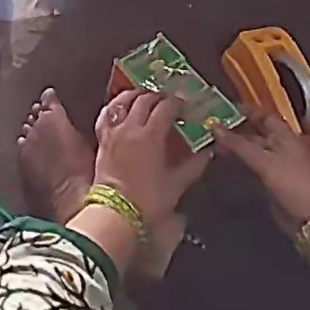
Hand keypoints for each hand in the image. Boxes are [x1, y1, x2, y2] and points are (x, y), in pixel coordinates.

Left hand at [92, 90, 210, 224]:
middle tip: (168, 102)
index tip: (184, 106)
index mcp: (151, 136)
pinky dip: (115, 106)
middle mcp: (130, 128)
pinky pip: (106, 114)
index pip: (166, 107)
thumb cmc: (148, 201)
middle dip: (159, 97)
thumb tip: (208, 152)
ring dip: (136, 95)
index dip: (177, 103)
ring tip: (145, 96)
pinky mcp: (102, 138)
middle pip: (145, 100)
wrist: (117, 213)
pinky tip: (121, 106)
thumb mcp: (177, 184)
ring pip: (122, 101)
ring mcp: (113, 131)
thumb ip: (194, 165)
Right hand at [210, 102, 309, 227]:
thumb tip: (214, 127)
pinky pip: (250, 166)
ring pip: (251, 150)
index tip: (223, 106)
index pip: (264, 116)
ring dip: (233, 146)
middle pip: (255, 133)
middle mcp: (280, 147)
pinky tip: (221, 160)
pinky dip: (237, 161)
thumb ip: (239, 145)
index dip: (246, 110)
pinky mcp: (270, 182)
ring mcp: (275, 165)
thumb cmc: (293, 183)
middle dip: (235, 129)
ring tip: (210, 141)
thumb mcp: (265, 161)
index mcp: (284, 136)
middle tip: (209, 125)